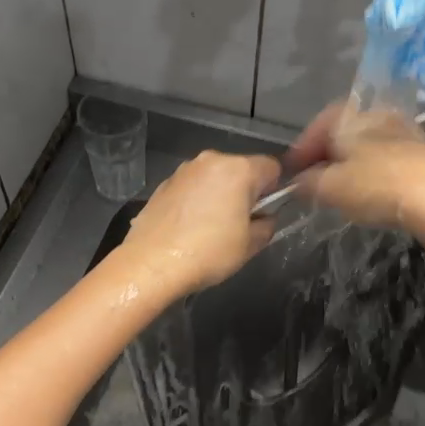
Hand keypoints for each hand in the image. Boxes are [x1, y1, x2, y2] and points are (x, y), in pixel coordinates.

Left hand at [117, 151, 280, 294]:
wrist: (151, 264)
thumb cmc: (208, 253)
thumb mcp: (250, 245)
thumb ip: (266, 225)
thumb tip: (264, 218)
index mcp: (237, 169)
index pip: (272, 168)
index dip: (274, 191)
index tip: (263, 214)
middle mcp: (209, 161)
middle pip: (239, 170)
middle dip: (243, 193)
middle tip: (237, 226)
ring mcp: (182, 172)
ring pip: (213, 179)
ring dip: (217, 197)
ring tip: (208, 230)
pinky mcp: (161, 185)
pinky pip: (190, 189)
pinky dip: (194, 203)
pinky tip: (187, 230)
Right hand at [284, 103, 424, 234]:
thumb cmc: (376, 186)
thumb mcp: (329, 189)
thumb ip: (308, 183)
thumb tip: (300, 181)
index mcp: (351, 117)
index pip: (318, 124)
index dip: (302, 148)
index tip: (291, 171)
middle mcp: (379, 116)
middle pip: (345, 133)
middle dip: (328, 155)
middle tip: (315, 179)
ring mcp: (407, 132)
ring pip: (369, 145)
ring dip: (353, 164)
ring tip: (342, 189)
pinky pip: (390, 159)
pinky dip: (376, 171)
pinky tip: (374, 192)